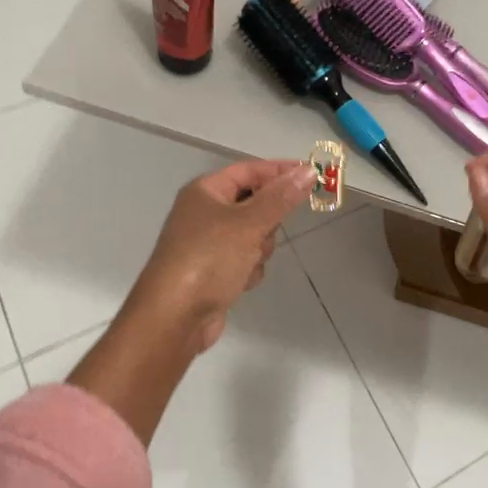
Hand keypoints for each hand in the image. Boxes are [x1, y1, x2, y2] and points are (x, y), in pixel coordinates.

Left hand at [129, 159, 314, 352]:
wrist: (174, 318)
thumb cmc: (209, 259)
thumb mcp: (249, 224)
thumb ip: (281, 198)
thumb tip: (309, 171)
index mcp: (205, 191)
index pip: (249, 169)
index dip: (280, 170)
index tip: (312, 174)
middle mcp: (204, 212)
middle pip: (254, 203)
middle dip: (267, 220)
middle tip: (266, 231)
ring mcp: (208, 243)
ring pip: (254, 234)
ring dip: (259, 248)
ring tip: (248, 262)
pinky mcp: (214, 269)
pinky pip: (245, 258)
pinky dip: (248, 268)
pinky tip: (240, 282)